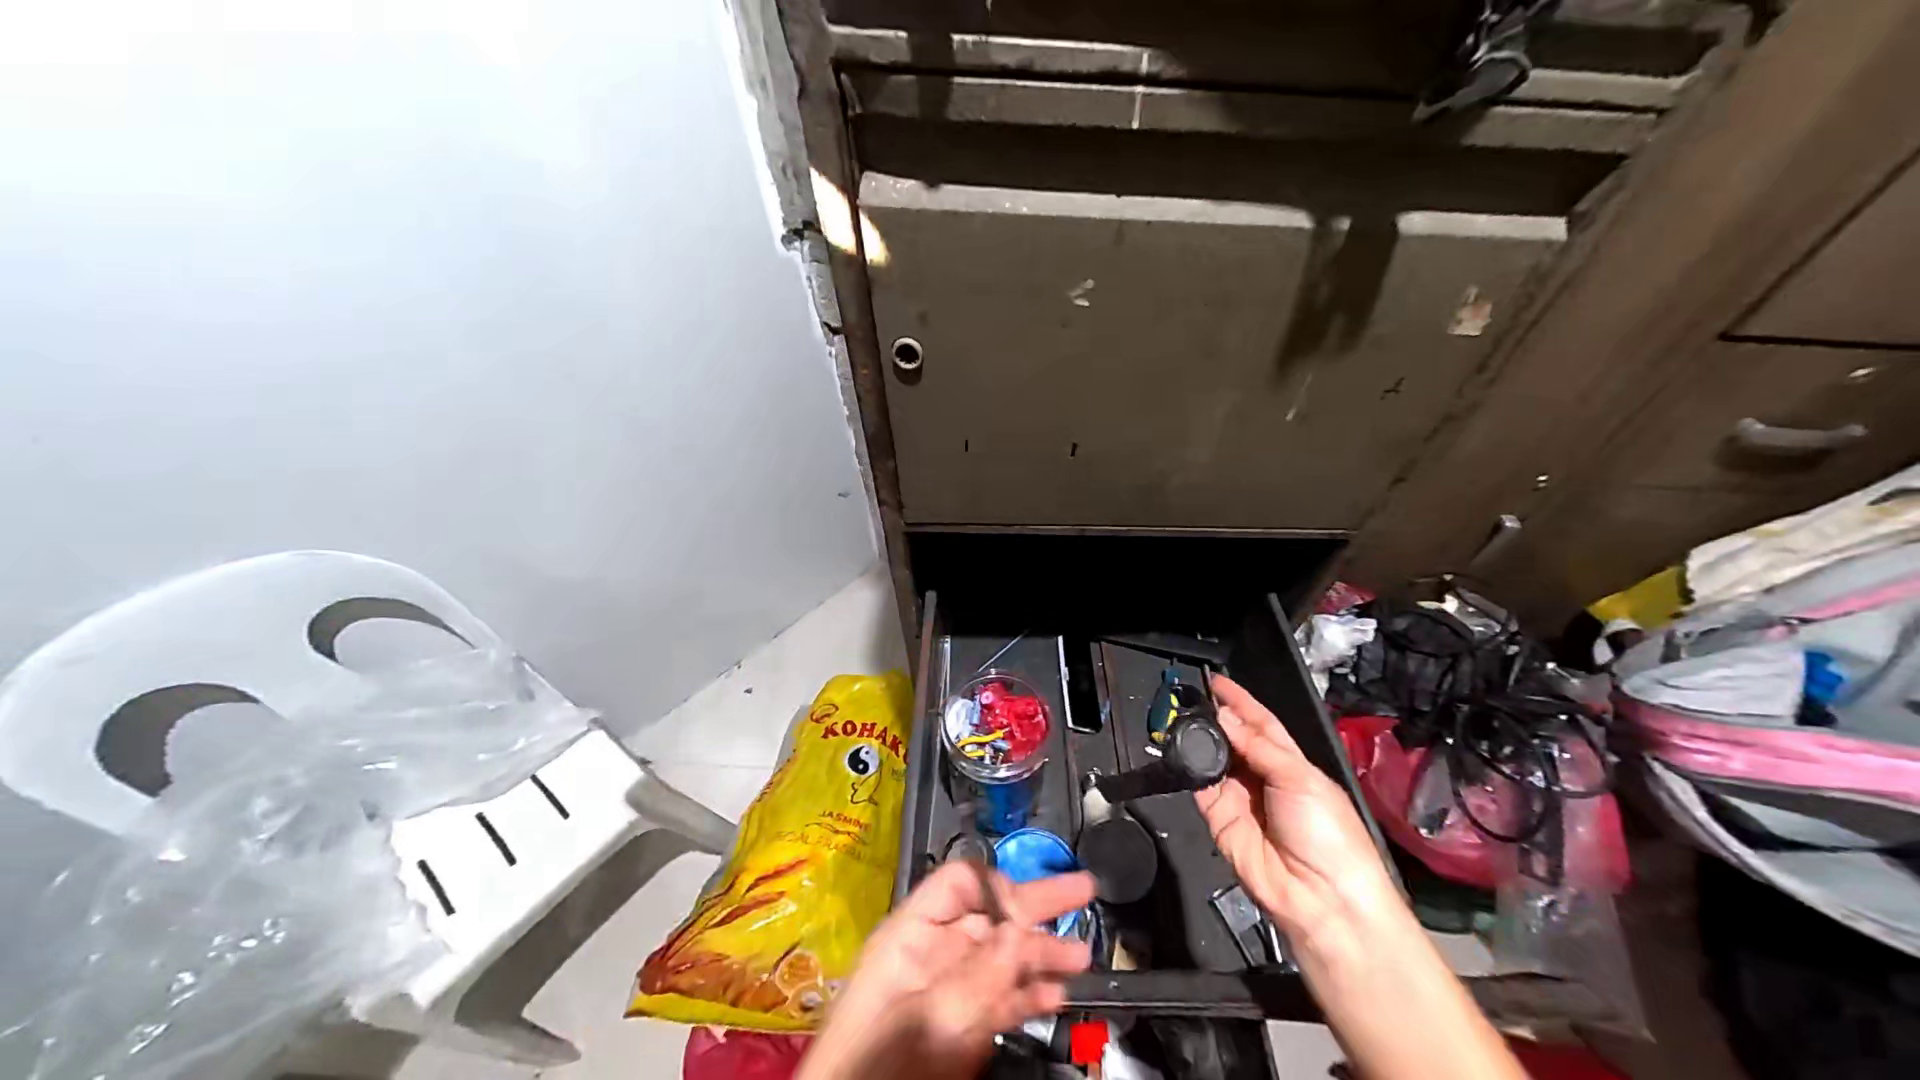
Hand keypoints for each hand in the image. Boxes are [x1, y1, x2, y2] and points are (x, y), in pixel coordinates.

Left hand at [797, 862, 1094, 1079]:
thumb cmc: (873, 1057)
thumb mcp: (927, 1011)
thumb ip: (976, 975)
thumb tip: (1019, 934)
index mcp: (916, 932)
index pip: (961, 884)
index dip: (998, 886)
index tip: (1031, 903)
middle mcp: (939, 951)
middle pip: (993, 914)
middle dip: (1037, 903)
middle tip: (1082, 889)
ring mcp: (955, 989)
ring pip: (1006, 957)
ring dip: (1044, 952)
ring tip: (1081, 954)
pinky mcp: (966, 1025)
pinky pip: (1005, 999)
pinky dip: (1032, 994)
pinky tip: (1057, 993)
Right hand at [1195, 674, 1524, 1079]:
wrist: (1320, 900)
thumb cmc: (1328, 835)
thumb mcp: (1300, 779)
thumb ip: (1258, 746)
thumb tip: (1225, 716)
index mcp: (1291, 764)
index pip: (1261, 724)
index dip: (1240, 702)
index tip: (1215, 681)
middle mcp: (1262, 777)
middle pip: (1232, 739)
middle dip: (1213, 718)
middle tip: (1189, 697)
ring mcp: (1237, 797)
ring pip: (1211, 759)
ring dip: (1197, 739)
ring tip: (1180, 717)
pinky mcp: (1216, 818)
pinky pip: (1198, 786)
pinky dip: (1187, 768)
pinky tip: (1179, 749)